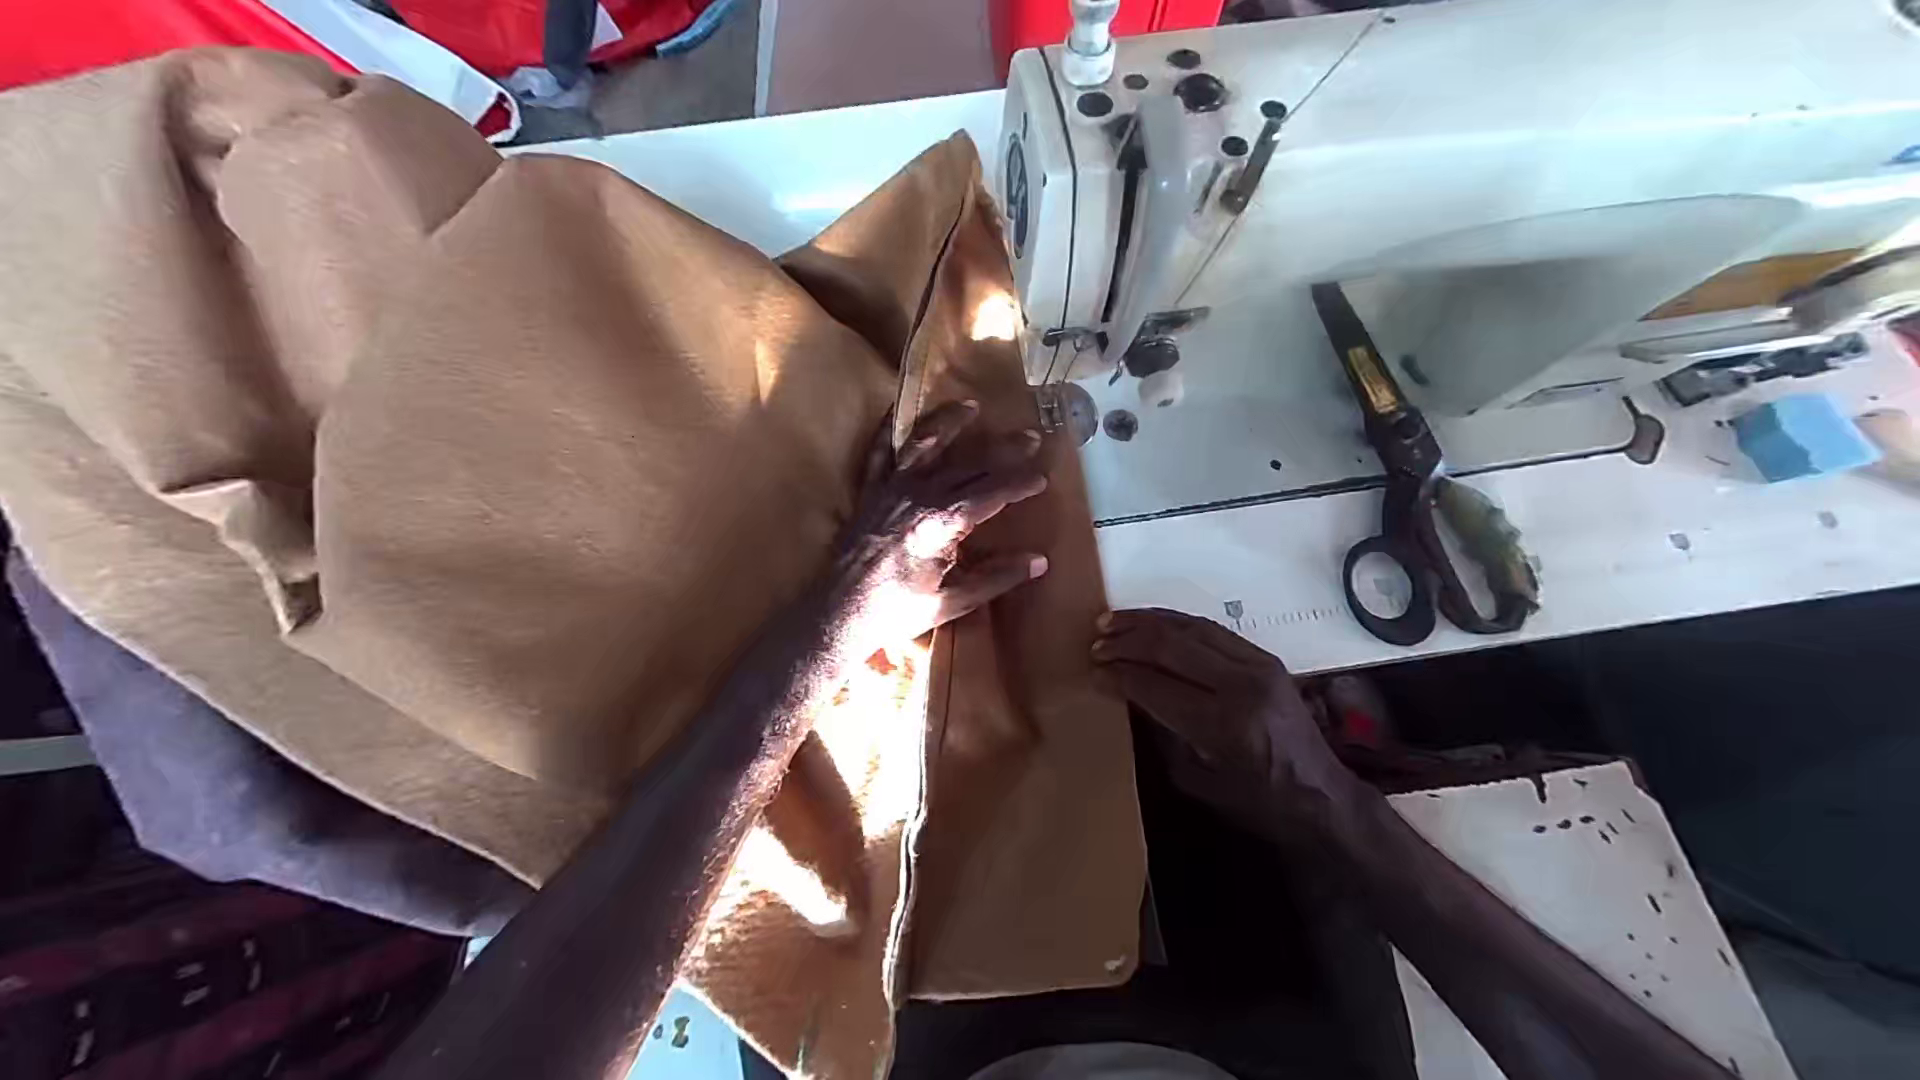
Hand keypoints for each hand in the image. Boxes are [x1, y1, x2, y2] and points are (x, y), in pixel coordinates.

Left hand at [830, 401, 1049, 654]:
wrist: (839, 612)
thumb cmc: (898, 611)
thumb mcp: (953, 601)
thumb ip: (996, 578)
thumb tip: (1039, 561)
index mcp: (942, 524)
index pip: (991, 493)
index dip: (1019, 483)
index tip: (1041, 477)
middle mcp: (918, 496)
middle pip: (969, 464)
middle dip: (1003, 451)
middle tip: (1030, 437)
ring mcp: (890, 489)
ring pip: (925, 445)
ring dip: (949, 423)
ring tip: (970, 405)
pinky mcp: (869, 492)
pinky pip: (878, 452)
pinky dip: (887, 430)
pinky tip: (896, 410)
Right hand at [1093, 608, 1357, 836]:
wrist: (1319, 794)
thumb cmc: (1253, 799)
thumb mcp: (1196, 776)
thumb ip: (1160, 727)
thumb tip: (1123, 689)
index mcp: (1223, 724)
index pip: (1155, 685)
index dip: (1118, 674)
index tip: (1092, 670)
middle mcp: (1242, 686)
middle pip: (1170, 647)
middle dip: (1126, 642)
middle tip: (1095, 643)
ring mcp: (1257, 665)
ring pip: (1189, 627)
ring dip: (1145, 622)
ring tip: (1112, 622)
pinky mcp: (1264, 656)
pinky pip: (1209, 627)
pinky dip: (1173, 621)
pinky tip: (1150, 622)